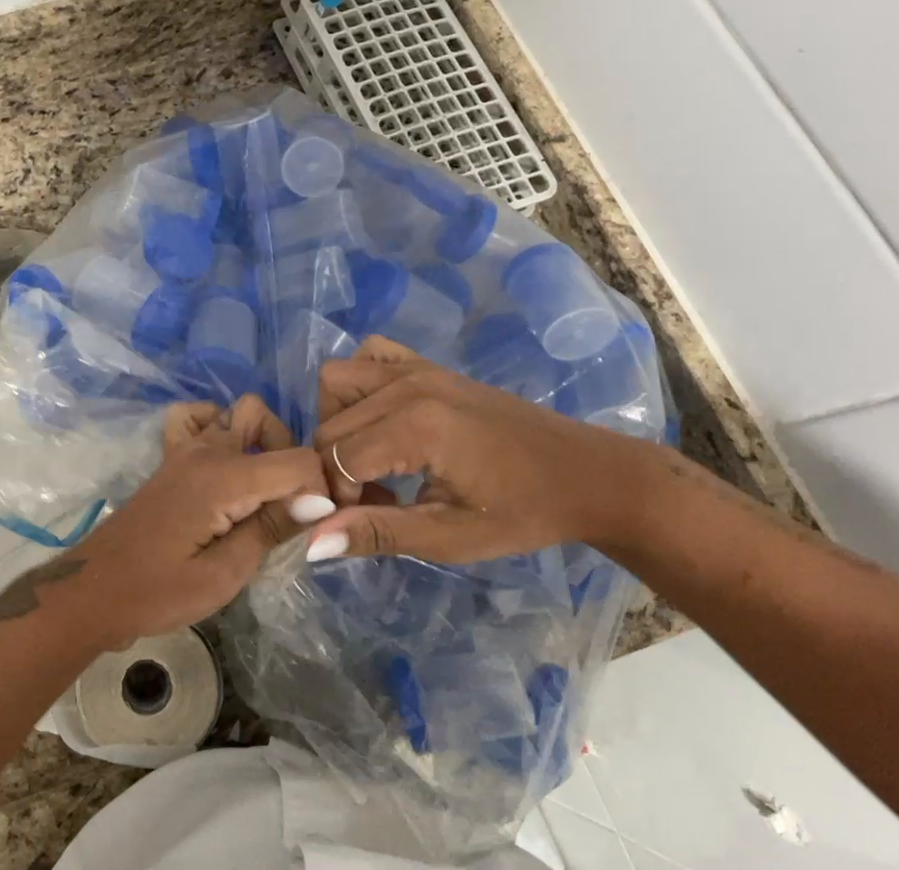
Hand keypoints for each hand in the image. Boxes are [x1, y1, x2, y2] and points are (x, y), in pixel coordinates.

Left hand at [60, 394, 332, 645]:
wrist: (95, 592)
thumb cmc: (157, 593)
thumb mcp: (224, 574)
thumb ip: (271, 529)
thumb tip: (322, 500)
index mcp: (223, 477)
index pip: (299, 460)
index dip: (324, 489)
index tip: (326, 524)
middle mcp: (206, 451)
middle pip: (268, 421)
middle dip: (295, 458)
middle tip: (297, 507)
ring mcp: (186, 451)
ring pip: (236, 413)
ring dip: (263, 440)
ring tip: (268, 490)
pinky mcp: (173, 461)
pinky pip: (199, 420)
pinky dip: (219, 428)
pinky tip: (228, 465)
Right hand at [306, 336, 672, 563]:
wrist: (588, 476)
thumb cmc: (524, 513)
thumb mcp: (450, 536)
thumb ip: (377, 531)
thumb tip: (310, 542)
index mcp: (417, 426)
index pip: (336, 459)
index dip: (339, 498)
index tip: (371, 519)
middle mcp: (408, 385)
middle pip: (330, 425)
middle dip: (337, 469)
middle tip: (378, 502)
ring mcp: (418, 368)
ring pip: (336, 382)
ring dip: (338, 423)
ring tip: (372, 460)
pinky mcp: (429, 364)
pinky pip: (369, 356)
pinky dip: (359, 383)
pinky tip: (381, 418)